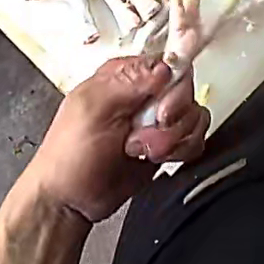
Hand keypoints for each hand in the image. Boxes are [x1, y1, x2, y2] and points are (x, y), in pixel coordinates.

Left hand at [22, 56, 209, 223]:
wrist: (72, 200)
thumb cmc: (70, 155)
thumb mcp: (92, 110)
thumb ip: (127, 83)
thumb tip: (165, 67)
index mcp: (122, 75)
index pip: (169, 63)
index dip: (173, 88)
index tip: (161, 112)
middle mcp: (142, 92)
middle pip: (185, 91)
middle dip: (172, 120)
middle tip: (141, 137)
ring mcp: (155, 118)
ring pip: (193, 116)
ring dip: (173, 140)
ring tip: (140, 151)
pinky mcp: (166, 142)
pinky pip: (194, 138)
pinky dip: (181, 151)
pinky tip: (156, 158)